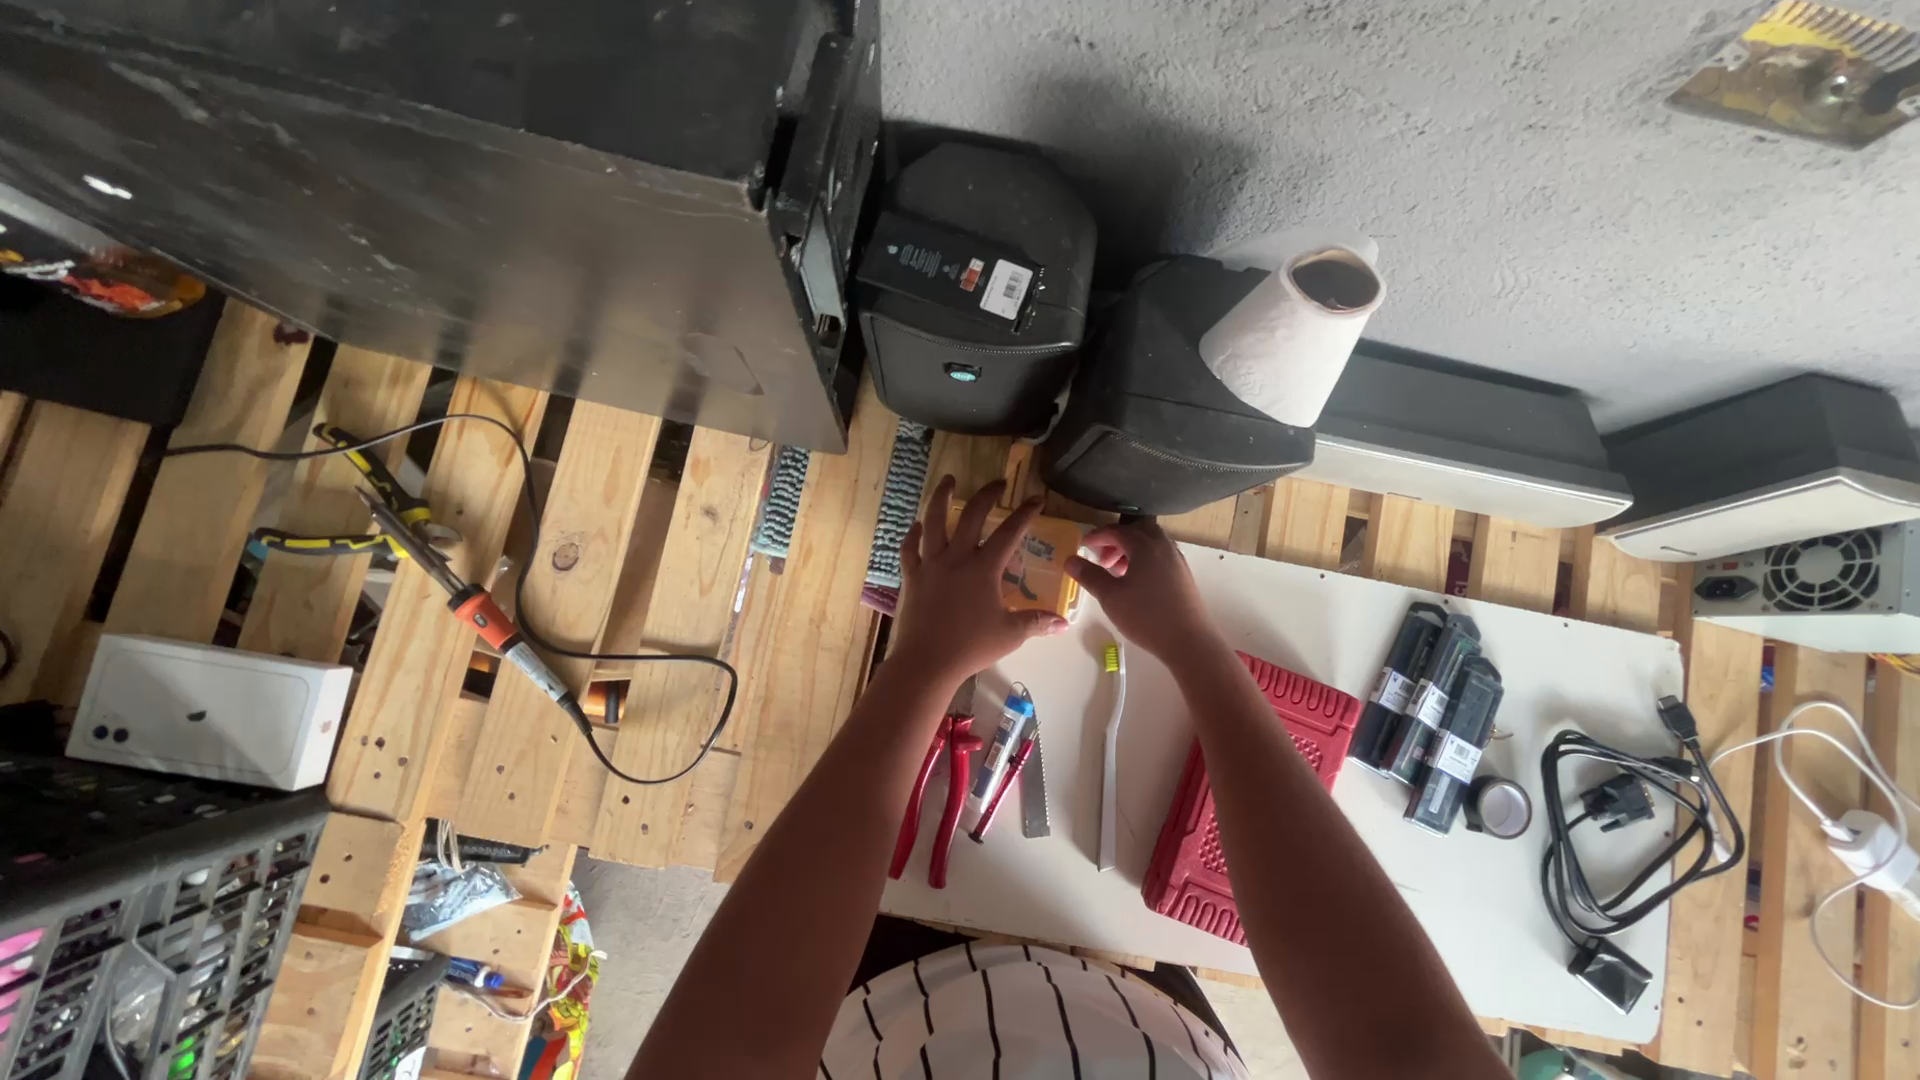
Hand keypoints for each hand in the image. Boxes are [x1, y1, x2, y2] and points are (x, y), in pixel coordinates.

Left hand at [889, 477, 1068, 685]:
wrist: (927, 661)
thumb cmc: (971, 646)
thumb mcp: (1010, 634)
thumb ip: (1037, 622)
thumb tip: (1064, 622)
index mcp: (984, 568)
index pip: (1010, 532)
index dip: (1025, 513)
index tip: (1037, 499)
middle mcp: (956, 558)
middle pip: (972, 515)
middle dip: (986, 494)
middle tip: (997, 483)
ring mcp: (931, 565)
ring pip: (934, 521)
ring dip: (941, 497)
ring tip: (947, 480)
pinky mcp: (912, 577)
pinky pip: (910, 549)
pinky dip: (913, 535)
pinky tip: (917, 526)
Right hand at [1065, 519, 1224, 664]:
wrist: (1188, 640)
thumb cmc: (1145, 616)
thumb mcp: (1110, 596)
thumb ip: (1089, 575)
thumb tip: (1070, 560)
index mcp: (1145, 546)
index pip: (1117, 531)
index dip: (1097, 536)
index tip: (1083, 546)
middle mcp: (1163, 546)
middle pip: (1138, 529)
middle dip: (1117, 539)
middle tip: (1102, 558)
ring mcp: (1177, 560)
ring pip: (1151, 542)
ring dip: (1132, 550)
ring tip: (1117, 573)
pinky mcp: (1183, 575)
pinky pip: (1160, 555)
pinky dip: (1145, 559)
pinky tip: (1136, 583)